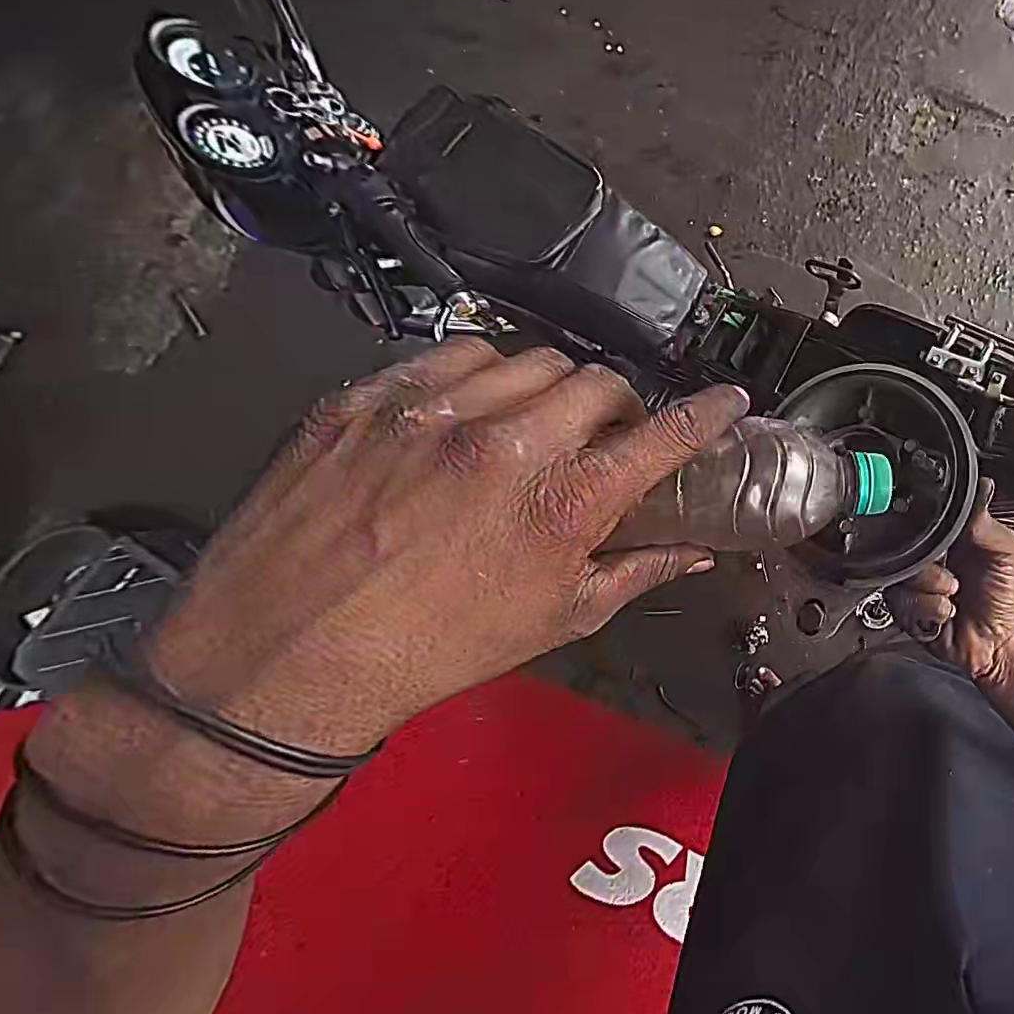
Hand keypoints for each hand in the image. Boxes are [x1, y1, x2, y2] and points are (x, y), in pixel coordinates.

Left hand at [147, 338, 749, 749]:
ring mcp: (433, 414)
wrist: (286, 658)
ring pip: (531, 360)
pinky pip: (454, 355)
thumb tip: (692, 554)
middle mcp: (506, 446)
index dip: (707, 414)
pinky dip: (484, 375)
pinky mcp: (371, 400)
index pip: (663, 436)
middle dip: (618, 407)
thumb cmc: (436, 647)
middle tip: (604, 438)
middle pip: (600, 382)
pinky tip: (475, 412)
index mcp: (563, 505)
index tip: (727, 400)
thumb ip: (639, 571)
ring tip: (536, 426)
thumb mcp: (560, 618)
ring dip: (552, 389)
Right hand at [886, 479, 1013, 690]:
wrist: (1000, 641)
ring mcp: (913, 583)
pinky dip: (928, 609)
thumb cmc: (1006, 596)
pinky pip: (901, 602)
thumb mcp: (1005, 550)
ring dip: (932, 591)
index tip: (941, 544)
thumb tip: (981, 487)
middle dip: (931, 568)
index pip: (919, 519)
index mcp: (947, 536)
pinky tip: (945, 612)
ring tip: (952, 596)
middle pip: (903, 548)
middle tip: (955, 577)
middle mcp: (926, 557)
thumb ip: (986, 520)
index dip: (924, 529)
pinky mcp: (905, 608)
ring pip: (900, 577)